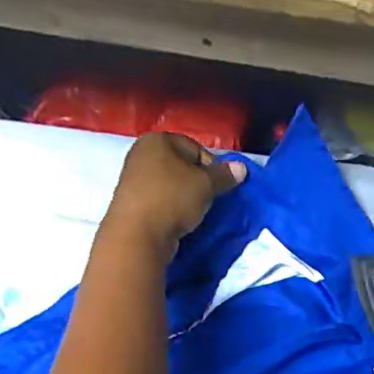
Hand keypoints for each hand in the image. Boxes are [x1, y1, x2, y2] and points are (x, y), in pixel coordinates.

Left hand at [101, 132, 247, 253]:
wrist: (137, 234)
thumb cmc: (172, 199)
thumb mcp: (205, 185)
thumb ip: (224, 176)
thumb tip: (242, 168)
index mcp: (157, 139)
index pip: (195, 148)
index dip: (212, 168)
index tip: (219, 188)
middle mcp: (141, 153)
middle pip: (181, 167)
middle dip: (197, 183)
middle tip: (208, 202)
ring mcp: (133, 178)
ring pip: (170, 185)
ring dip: (184, 198)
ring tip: (194, 214)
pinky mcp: (131, 203)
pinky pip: (159, 201)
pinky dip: (171, 209)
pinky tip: (178, 222)